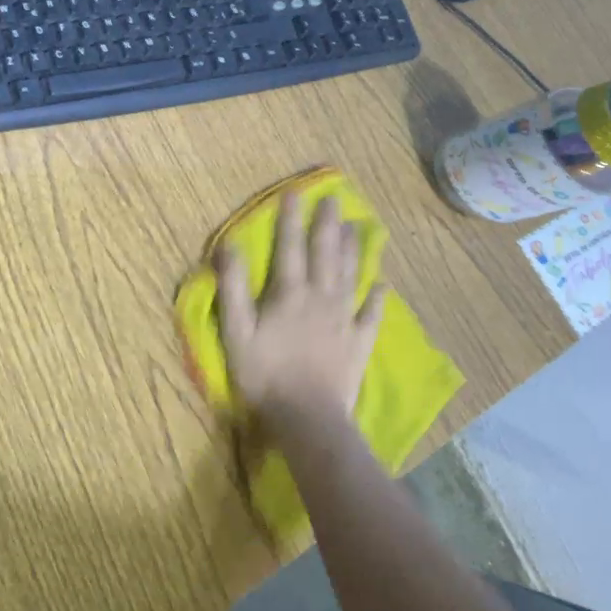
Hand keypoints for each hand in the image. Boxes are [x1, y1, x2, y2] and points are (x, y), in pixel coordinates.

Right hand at [218, 193, 383, 439]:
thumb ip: (232, 288)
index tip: (295, 192)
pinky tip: (382, 284)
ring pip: (349, 275)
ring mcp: (343, 320)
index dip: (290, 219)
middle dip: (327, 224)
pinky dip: (377, 297)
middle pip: (325, 253)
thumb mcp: (236, 331)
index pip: (289, 246)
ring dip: (352, 249)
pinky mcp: (358, 343)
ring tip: (356, 226)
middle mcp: (319, 298)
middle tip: (334, 199)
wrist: (309, 418)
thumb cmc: (264, 374)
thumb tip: (228, 247)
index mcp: (288, 293)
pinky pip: (370, 314)